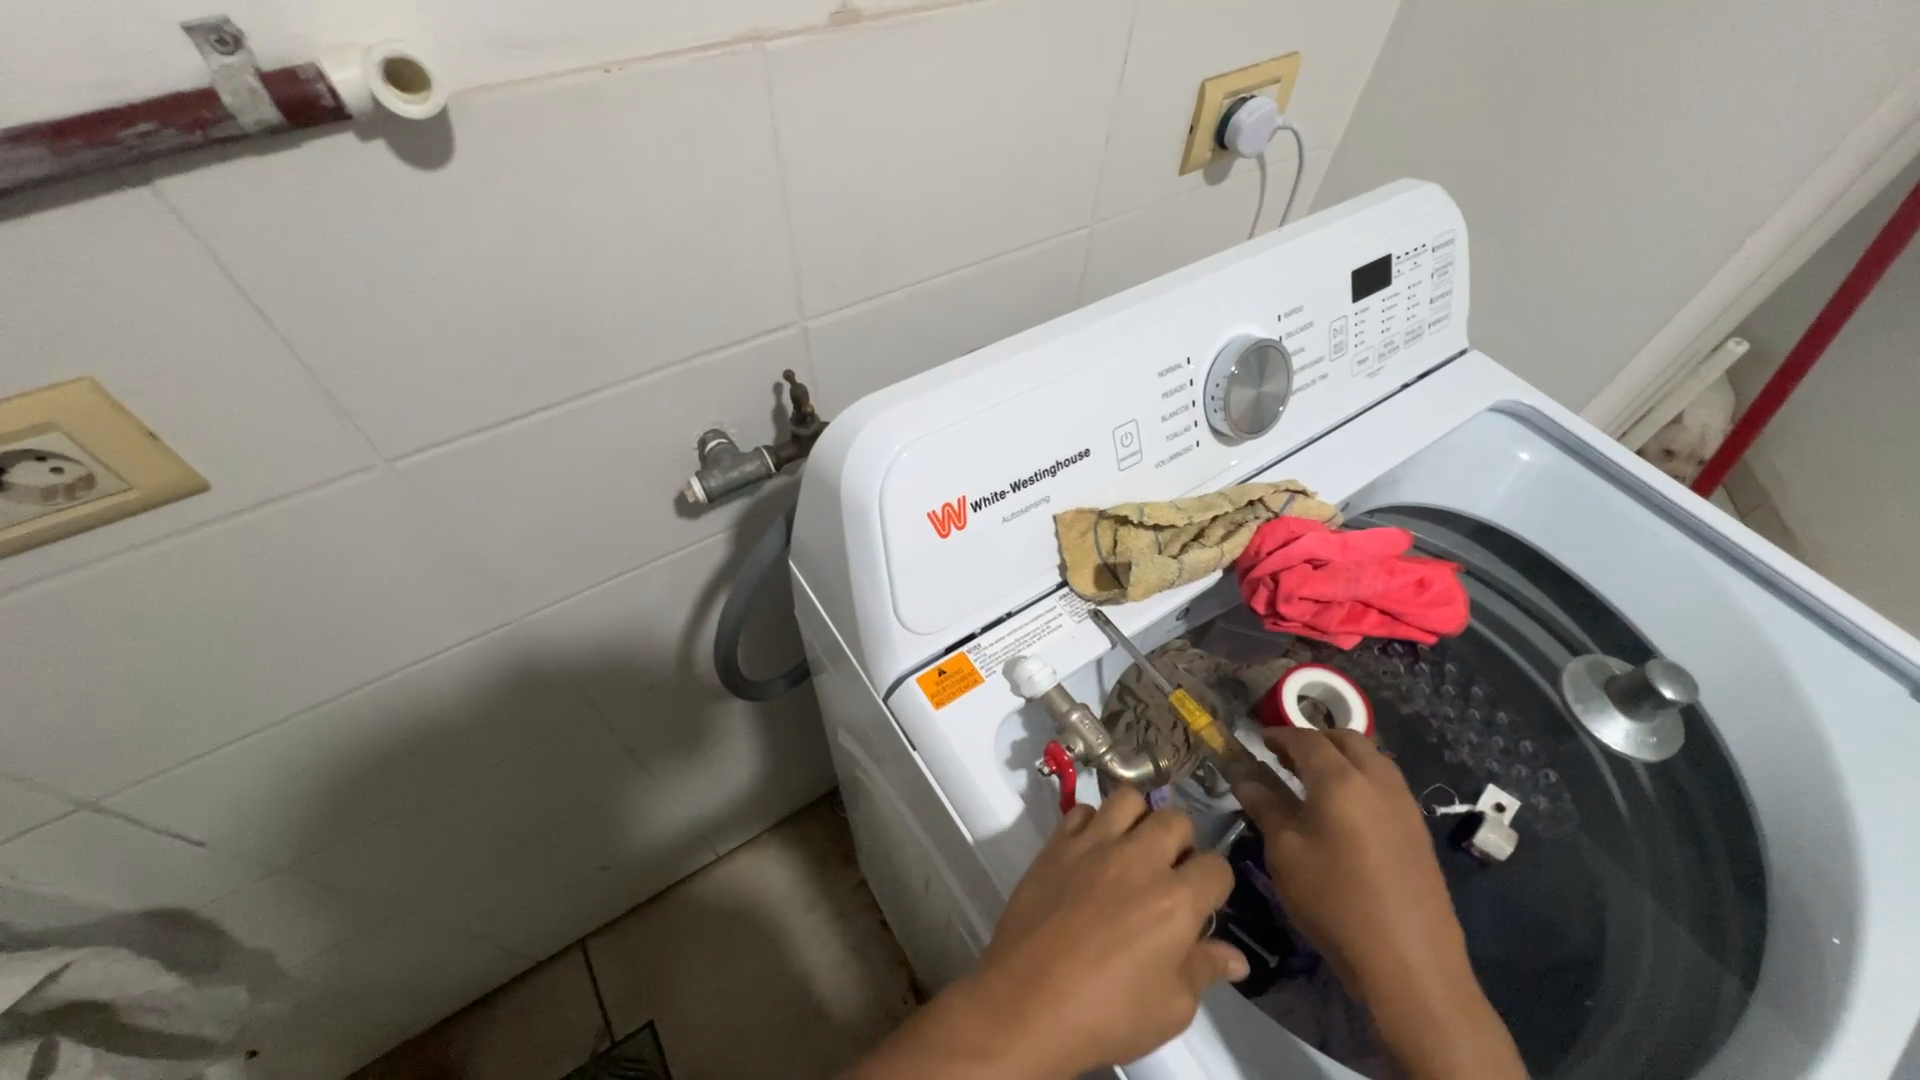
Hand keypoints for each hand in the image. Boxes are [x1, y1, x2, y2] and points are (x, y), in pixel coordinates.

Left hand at [980, 786, 1247, 1071]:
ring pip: (1128, 799)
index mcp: (1176, 899)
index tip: (1203, 904)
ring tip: (1132, 850)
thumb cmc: (1106, 1014)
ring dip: (1138, 820)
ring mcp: (1092, 846)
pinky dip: (1092, 824)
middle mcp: (1138, 859)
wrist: (1026, 1005)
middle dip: (1182, 842)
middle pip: (1176, 819)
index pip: (1216, 866)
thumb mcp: (1170, 1008)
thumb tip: (1235, 957)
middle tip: (1168, 874)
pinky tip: (1091, 852)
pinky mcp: (1055, 846)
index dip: (1215, 885)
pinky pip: (1080, 811)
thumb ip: (1204, 970)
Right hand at [1232, 727, 1526, 1079]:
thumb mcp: (1285, 853)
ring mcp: (1405, 805)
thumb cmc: (1334, 901)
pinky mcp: (1418, 831)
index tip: (1258, 741)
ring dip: (1342, 757)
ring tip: (1313, 780)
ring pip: (1373, 759)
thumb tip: (1246, 778)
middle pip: (1347, 739)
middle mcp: (1378, 780)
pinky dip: (1361, 779)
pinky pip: (1386, 785)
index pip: (1306, 739)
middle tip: (1285, 757)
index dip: (1279, 736)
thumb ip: (1266, 807)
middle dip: (1315, 739)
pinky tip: (1345, 810)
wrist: (1409, 960)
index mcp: (1340, 779)